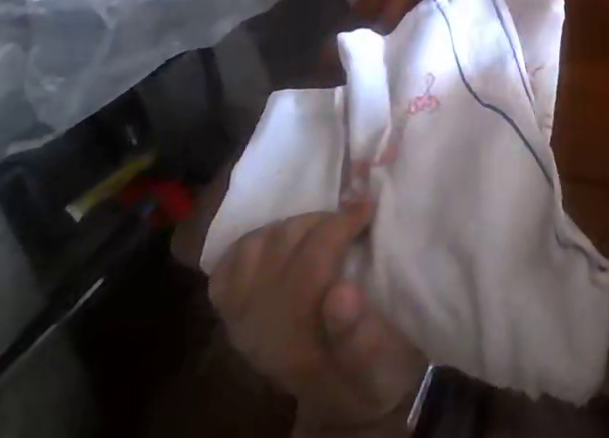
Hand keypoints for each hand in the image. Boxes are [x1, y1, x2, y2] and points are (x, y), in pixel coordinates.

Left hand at [208, 201, 426, 432]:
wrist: (343, 403)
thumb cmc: (370, 377)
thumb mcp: (380, 363)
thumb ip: (360, 336)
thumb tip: (342, 292)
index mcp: (300, 338)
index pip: (312, 262)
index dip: (341, 224)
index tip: (369, 205)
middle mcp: (261, 327)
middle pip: (282, 247)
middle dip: (323, 220)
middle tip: (356, 214)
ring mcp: (242, 321)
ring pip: (255, 248)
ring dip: (292, 227)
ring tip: (324, 227)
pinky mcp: (234, 316)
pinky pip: (228, 268)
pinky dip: (253, 245)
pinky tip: (281, 244)